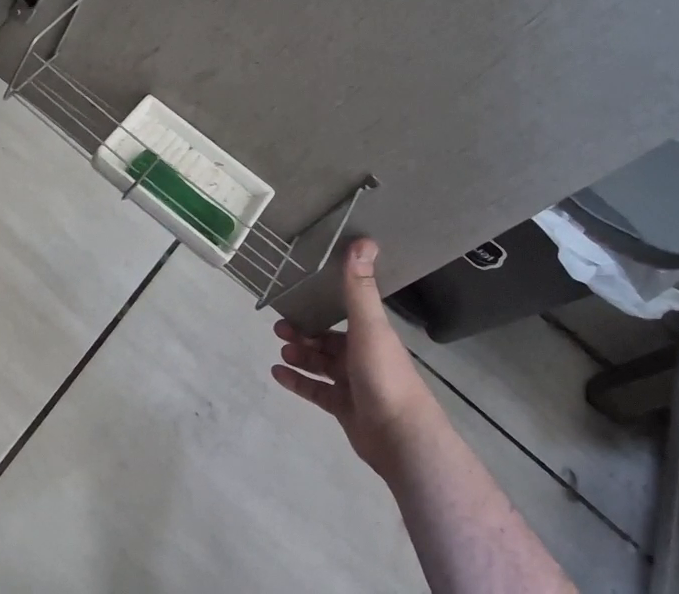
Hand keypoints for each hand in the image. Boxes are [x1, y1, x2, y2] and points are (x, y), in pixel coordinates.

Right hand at [271, 238, 442, 478]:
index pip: (343, 313)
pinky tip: (277, 374)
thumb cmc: (385, 376)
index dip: (319, 306)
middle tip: (280, 329)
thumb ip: (359, 287)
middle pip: (328, 339)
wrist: (401, 438)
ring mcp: (353, 384)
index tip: (295, 300)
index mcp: (371, 334)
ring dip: (300, 355)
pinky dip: (297, 381)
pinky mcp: (344, 408)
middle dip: (304, 333)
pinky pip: (315, 390)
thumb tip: (363, 239)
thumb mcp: (369, 326)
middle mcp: (363, 356)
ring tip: (281, 352)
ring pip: (321, 364)